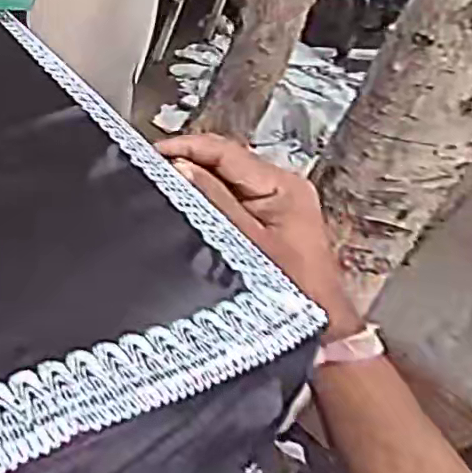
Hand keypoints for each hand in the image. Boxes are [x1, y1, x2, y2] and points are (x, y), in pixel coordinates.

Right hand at [155, 134, 362, 340]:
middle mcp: (280, 187)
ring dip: (190, 176)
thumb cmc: (294, 290)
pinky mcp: (260, 212)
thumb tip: (180, 167)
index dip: (184, 148)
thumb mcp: (245, 241)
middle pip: (221, 157)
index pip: (224, 151)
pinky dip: (199, 192)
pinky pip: (223, 191)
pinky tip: (182, 200)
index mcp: (283, 187)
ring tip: (162, 184)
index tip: (152, 154)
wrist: (320, 324)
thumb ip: (212, 201)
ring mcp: (271, 199)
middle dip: (184, 160)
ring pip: (219, 173)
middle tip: (151, 169)